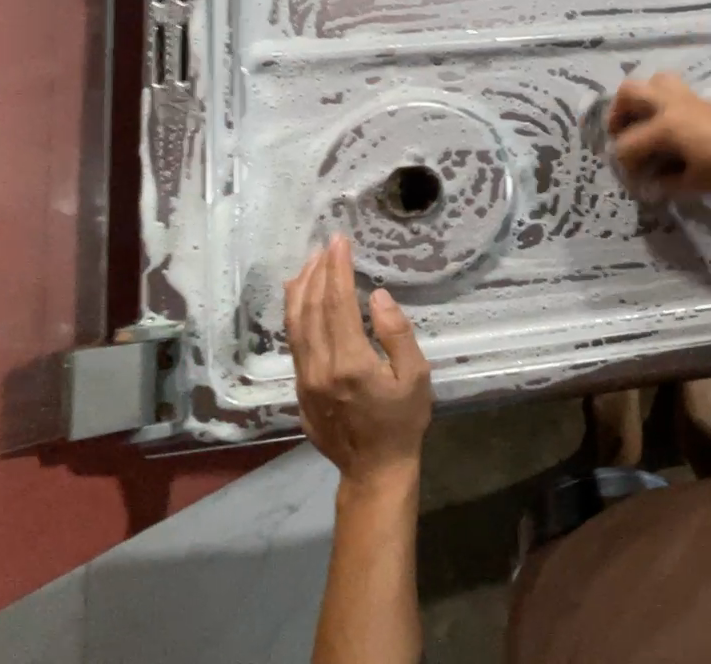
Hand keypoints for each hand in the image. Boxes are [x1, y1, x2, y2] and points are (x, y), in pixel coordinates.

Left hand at [285, 235, 432, 487]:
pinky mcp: (300, 387)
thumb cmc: (403, 421)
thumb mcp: (416, 376)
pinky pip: (294, 340)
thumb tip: (379, 297)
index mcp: (351, 363)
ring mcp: (305, 378)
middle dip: (319, 271)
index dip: (338, 269)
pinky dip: (295, 312)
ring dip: (301, 288)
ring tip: (310, 262)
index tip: (340, 242)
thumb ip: (397, 335)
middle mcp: (320, 367)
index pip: (338, 304)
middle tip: (328, 244)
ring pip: (295, 324)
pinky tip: (302, 299)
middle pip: (311, 308)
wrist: (374, 468)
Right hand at [607, 73, 710, 195]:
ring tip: (646, 125)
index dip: (625, 165)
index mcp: (665, 126)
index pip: (628, 144)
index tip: (635, 180)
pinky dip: (664, 105)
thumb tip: (654, 183)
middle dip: (619, 114)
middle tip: (623, 135)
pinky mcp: (706, 100)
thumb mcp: (696, 183)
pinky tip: (675, 132)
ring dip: (643, 100)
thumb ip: (668, 183)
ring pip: (655, 82)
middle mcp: (671, 105)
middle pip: (630, 92)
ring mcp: (690, 99)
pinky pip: (675, 92)